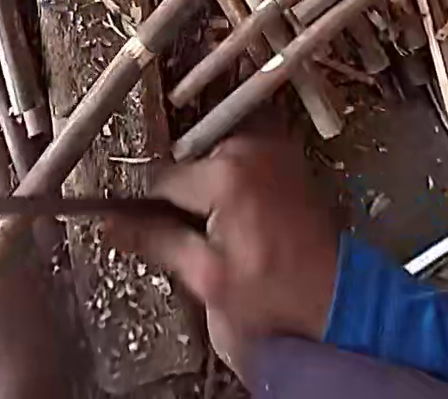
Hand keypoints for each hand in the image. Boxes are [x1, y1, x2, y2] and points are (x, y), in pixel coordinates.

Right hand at [107, 133, 339, 378]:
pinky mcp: (280, 150)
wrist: (339, 303)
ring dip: (201, 176)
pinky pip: (234, 148)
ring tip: (216, 217)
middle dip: (179, 188)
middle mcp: (246, 146)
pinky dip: (224, 167)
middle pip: (184, 158)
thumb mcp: (207, 277)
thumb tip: (108, 225)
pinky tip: (234, 203)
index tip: (143, 218)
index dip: (146, 201)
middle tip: (192, 224)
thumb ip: (155, 241)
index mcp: (225, 175)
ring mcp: (267, 145)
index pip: (159, 176)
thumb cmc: (277, 298)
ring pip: (207, 152)